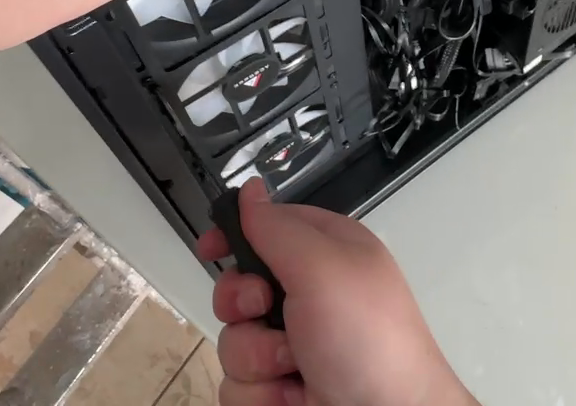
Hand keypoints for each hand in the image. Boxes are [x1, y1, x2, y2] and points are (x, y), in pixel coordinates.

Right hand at [198, 180, 475, 405]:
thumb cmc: (366, 336)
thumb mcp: (323, 267)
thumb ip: (277, 228)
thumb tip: (250, 189)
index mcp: (325, 253)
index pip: (268, 227)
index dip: (235, 233)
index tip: (209, 247)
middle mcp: (308, 296)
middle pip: (240, 286)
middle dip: (242, 305)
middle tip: (264, 311)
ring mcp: (294, 347)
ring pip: (234, 341)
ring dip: (257, 359)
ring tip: (293, 370)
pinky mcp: (281, 392)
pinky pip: (239, 388)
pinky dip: (261, 396)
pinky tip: (291, 399)